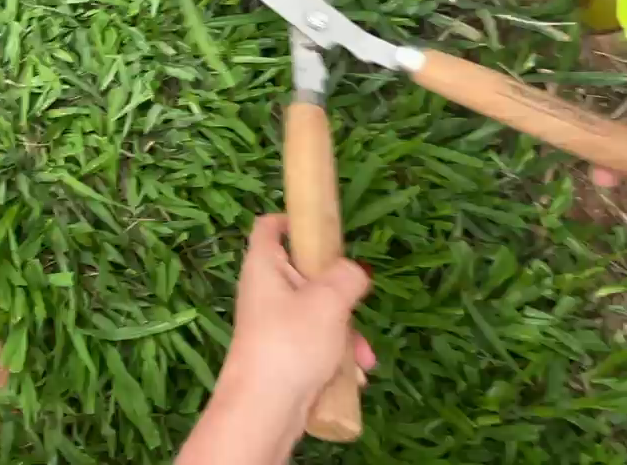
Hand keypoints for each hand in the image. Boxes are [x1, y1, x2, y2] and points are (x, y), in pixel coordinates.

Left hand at [220, 214, 375, 405]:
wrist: (264, 407)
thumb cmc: (291, 342)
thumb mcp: (328, 302)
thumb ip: (346, 278)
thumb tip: (353, 270)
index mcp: (264, 263)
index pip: (269, 225)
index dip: (292, 220)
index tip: (322, 230)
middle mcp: (263, 287)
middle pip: (305, 274)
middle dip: (340, 296)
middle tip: (357, 310)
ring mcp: (271, 321)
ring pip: (316, 313)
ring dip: (345, 334)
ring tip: (363, 360)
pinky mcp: (280, 351)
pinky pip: (313, 343)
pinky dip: (334, 356)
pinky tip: (353, 379)